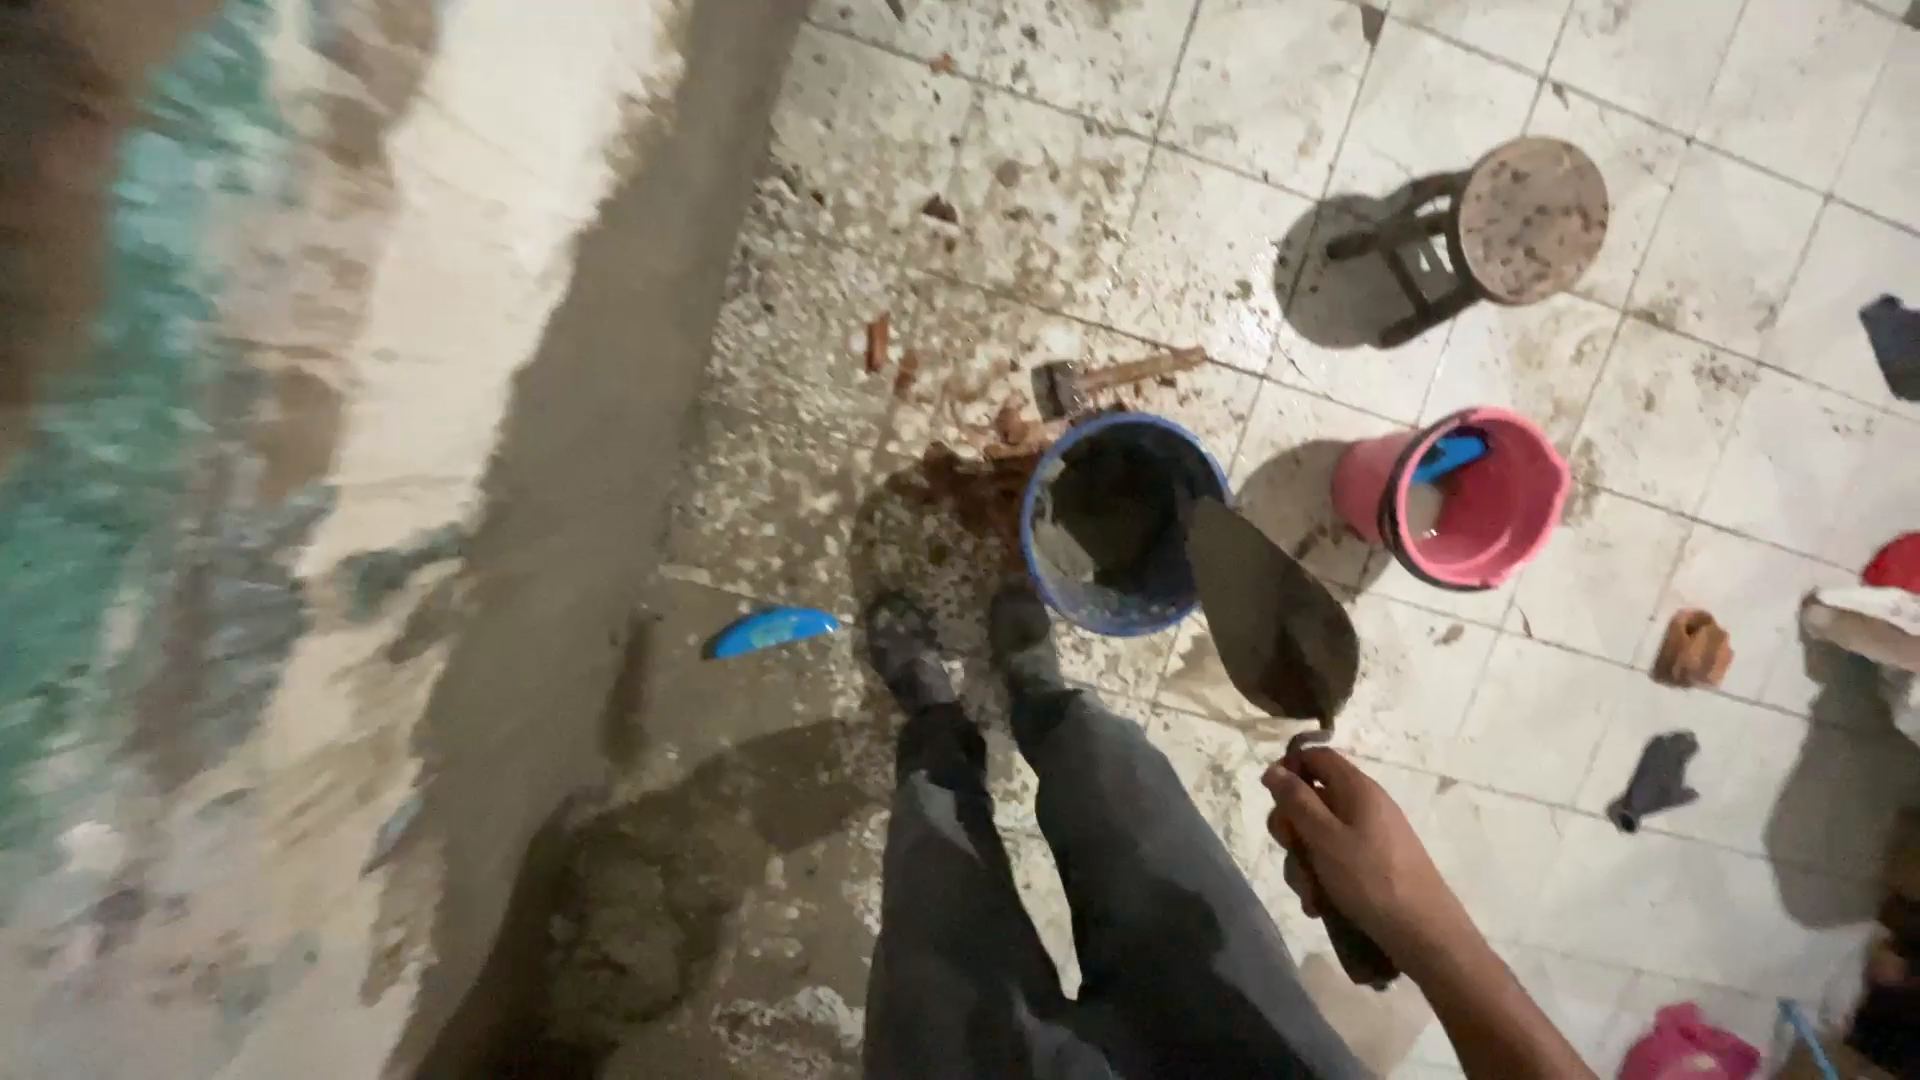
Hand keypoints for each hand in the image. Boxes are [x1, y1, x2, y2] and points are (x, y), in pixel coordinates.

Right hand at [1262, 745, 1479, 974]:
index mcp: (1356, 789)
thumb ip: (1295, 800)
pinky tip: (1318, 904)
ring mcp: (1369, 837)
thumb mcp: (1324, 837)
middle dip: (1291, 828)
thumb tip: (1274, 770)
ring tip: (1309, 894)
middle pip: (1310, 799)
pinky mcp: (1372, 865)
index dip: (1289, 769)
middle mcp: (1363, 806)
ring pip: (1317, 835)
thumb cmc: (1372, 879)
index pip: (1316, 756)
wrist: (1428, 938)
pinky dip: (1321, 877)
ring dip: (1303, 862)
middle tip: (1289, 851)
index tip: (1272, 797)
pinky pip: (1334, 859)